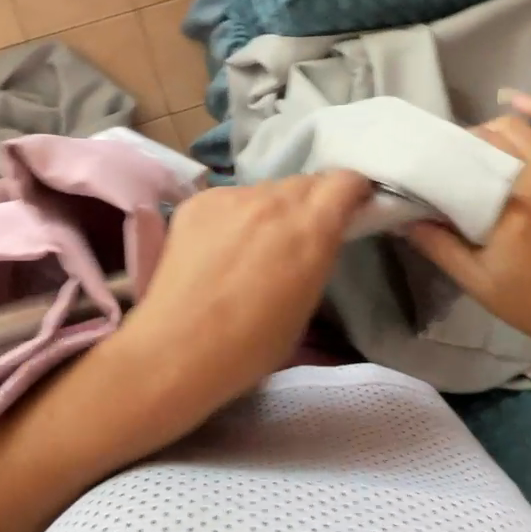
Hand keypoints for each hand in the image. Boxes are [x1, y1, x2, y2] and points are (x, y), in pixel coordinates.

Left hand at [114, 170, 372, 436]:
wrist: (176, 350)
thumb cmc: (251, 346)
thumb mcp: (306, 303)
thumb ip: (317, 256)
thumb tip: (316, 239)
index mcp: (311, 228)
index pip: (346, 181)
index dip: (354, 192)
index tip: (353, 209)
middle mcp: (273, 201)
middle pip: (306, 182)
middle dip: (313, 202)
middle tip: (303, 234)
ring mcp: (231, 197)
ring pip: (266, 190)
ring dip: (272, 208)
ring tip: (256, 244)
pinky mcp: (197, 202)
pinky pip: (230, 199)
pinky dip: (235, 215)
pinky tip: (220, 248)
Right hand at [404, 92, 530, 377]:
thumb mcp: (476, 282)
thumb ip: (438, 245)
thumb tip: (402, 219)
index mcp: (510, 209)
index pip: (463, 166)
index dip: (437, 161)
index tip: (419, 169)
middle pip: (490, 141)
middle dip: (462, 145)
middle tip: (445, 164)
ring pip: (523, 131)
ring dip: (494, 130)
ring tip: (474, 144)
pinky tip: (520, 101)